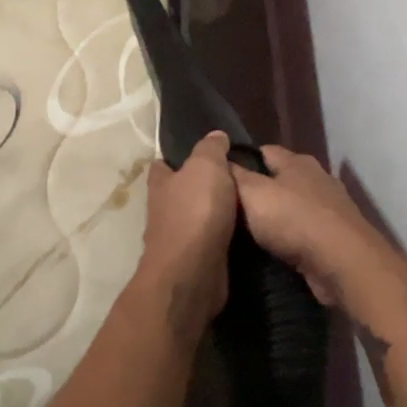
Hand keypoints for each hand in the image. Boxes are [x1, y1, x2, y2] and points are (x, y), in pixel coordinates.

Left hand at [140, 132, 236, 333]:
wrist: (194, 271)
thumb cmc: (196, 211)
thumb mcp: (207, 167)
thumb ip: (211, 149)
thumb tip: (216, 135)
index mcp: (161, 184)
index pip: (162, 165)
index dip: (178, 157)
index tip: (203, 153)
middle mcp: (163, 210)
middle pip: (180, 192)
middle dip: (200, 186)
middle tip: (234, 175)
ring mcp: (178, 238)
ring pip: (196, 217)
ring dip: (214, 212)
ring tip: (245, 200)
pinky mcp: (194, 261)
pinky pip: (211, 240)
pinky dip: (223, 235)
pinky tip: (243, 229)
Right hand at [230, 145, 387, 308]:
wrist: (341, 260)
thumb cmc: (294, 219)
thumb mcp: (253, 194)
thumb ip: (235, 176)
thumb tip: (220, 159)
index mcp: (297, 161)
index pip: (263, 151)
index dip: (241, 161)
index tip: (219, 178)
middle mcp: (316, 177)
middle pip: (279, 178)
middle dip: (258, 190)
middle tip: (228, 209)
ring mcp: (329, 206)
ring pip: (292, 205)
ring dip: (275, 215)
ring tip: (247, 231)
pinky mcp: (335, 233)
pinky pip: (304, 229)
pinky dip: (290, 236)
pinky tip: (275, 248)